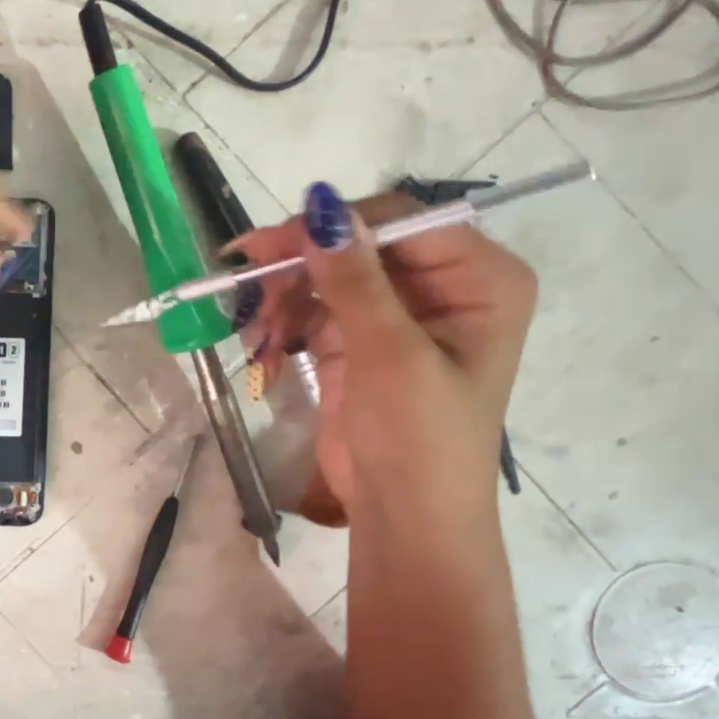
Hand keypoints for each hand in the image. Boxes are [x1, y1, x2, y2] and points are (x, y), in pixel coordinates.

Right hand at [231, 184, 536, 525]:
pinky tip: (265, 353)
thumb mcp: (388, 354)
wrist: (403, 512)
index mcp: (478, 278)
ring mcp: (394, 314)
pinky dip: (281, 327)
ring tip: (256, 340)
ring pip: (322, 277)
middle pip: (354, 246)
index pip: (400, 221)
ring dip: (280, 301)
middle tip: (241, 287)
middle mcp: (440, 286)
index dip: (332, 228)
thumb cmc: (418, 436)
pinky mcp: (356, 341)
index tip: (264, 249)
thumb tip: (319, 206)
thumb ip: (354, 279)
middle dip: (296, 270)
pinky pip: (309, 311)